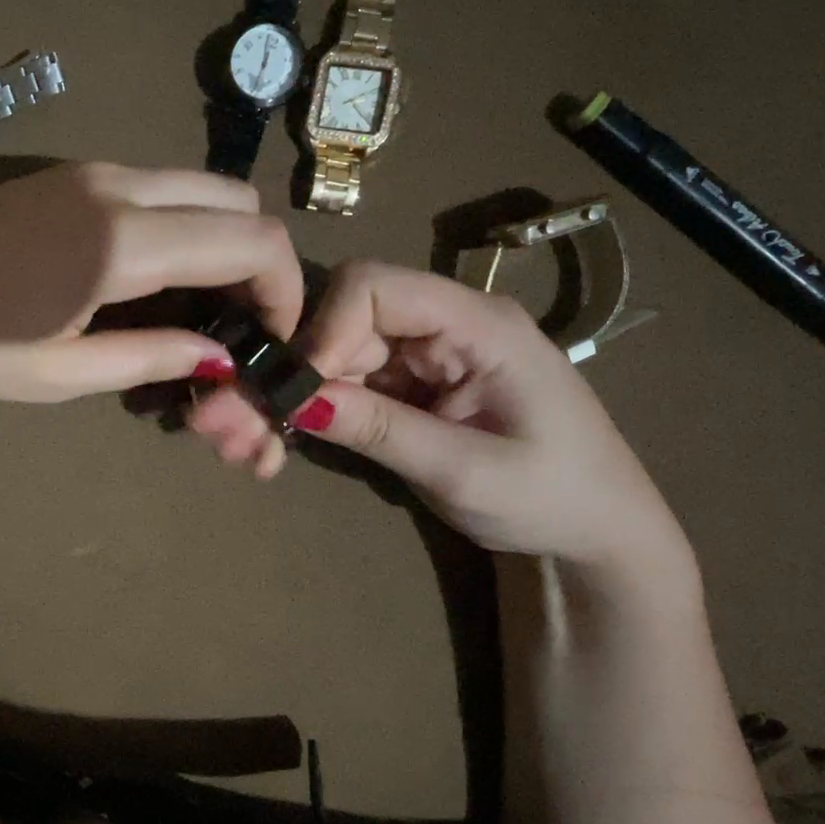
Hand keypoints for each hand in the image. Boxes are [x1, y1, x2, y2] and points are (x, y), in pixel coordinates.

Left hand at [0, 163, 303, 402]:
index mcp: (122, 241)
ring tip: (195, 308)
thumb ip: (152, 357)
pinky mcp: (65, 175)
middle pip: (236, 200)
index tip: (272, 341)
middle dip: (260, 261)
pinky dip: (178, 225)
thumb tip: (221, 355)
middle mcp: (118, 186)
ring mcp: (89, 172)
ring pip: (196, 186)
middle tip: (239, 325)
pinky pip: (152, 187)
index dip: (284, 291)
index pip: (251, 241)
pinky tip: (147, 279)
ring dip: (218, 239)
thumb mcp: (63, 375)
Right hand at [197, 260, 684, 565]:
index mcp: (477, 324)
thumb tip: (297, 401)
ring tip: (247, 452)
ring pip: (328, 360)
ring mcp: (419, 360)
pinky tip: (274, 449)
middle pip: (338, 324)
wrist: (590, 536)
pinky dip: (302, 418)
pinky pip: (338, 391)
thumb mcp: (465, 470)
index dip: (322, 330)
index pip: (374, 287)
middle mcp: (440, 329)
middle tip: (234, 429)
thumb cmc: (552, 497)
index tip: (293, 393)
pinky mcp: (403, 391)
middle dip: (287, 375)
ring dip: (284, 402)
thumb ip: (381, 430)